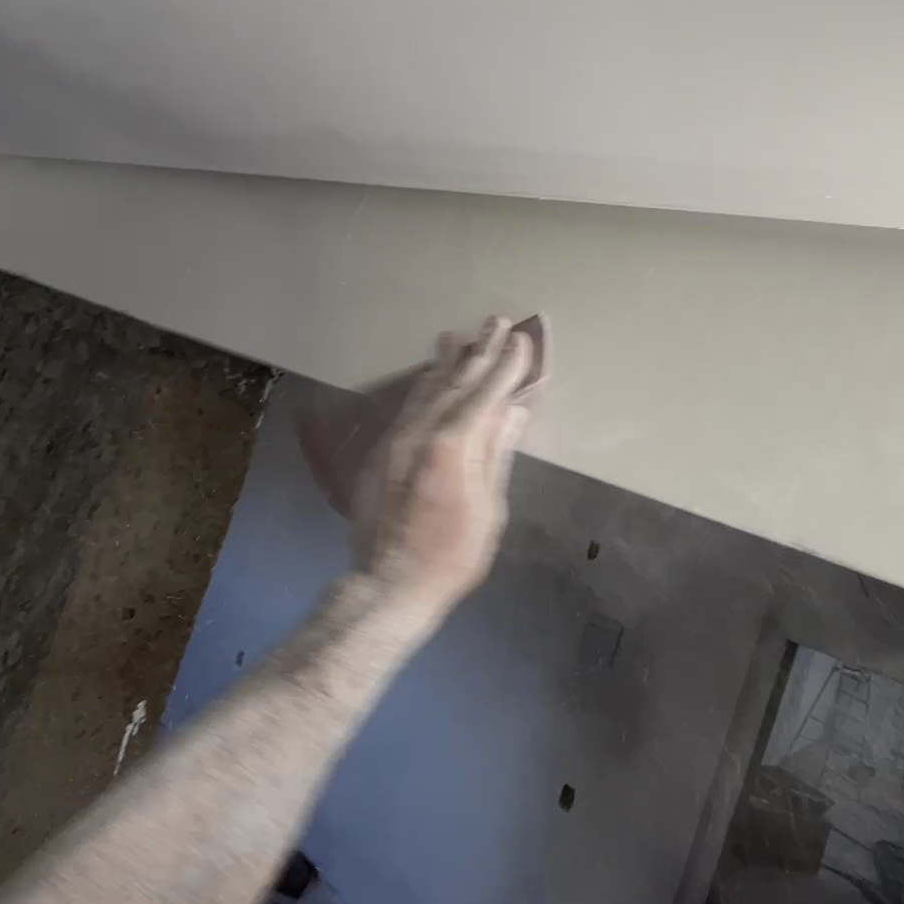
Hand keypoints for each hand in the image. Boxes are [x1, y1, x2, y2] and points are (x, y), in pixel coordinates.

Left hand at [349, 317, 533, 616]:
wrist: (388, 582)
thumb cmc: (450, 556)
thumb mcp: (488, 509)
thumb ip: (496, 454)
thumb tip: (512, 412)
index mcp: (453, 446)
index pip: (485, 394)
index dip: (506, 366)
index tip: (521, 340)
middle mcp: (421, 432)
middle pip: (454, 382)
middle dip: (479, 351)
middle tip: (495, 321)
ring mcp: (397, 439)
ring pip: (425, 390)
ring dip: (444, 362)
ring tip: (456, 336)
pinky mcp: (382, 452)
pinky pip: (408, 407)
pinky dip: (423, 387)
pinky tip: (428, 377)